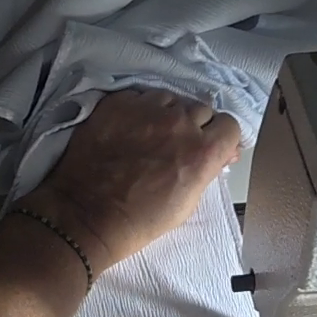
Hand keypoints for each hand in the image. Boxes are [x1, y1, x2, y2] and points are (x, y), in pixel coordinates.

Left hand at [19, 88, 241, 268]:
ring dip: (167, 113)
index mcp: (203, 151)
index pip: (229, 124)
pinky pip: (140, 97)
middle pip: (201, 109)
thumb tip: (221, 153)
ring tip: (151, 134)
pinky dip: (139, 110)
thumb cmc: (141, 219)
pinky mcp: (118, 103)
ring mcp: (147, 109)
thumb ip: (208, 169)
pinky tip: (129, 129)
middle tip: (176, 144)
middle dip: (194, 125)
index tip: (209, 145)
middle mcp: (180, 123)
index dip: (220, 136)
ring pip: (170, 98)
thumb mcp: (188, 202)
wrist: (87, 216)